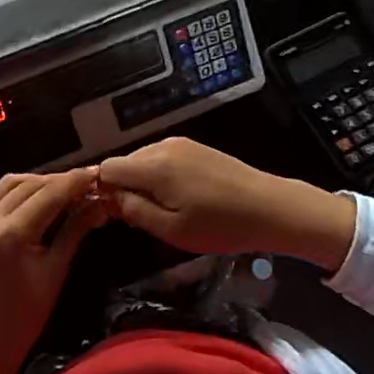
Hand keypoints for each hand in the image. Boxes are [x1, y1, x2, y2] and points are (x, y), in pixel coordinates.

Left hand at [0, 169, 105, 373]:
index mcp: (12, 234)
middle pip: (31, 184)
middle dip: (61, 181)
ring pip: (13, 184)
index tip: (98, 174)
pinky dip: (21, 190)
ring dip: (40, 181)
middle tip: (88, 185)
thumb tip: (98, 204)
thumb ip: (74, 231)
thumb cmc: (24, 316)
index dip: (76, 181)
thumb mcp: (55, 272)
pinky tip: (40, 198)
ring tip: (67, 190)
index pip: (50, 193)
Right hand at [98, 138, 355, 271]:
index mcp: (153, 166)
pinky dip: (158, 175)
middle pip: (123, 163)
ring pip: (141, 160)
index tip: (114, 213)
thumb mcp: (172, 230)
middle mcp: (162, 147)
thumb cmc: (220, 225)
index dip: (103, 190)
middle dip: (123, 187)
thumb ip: (134, 211)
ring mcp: (179, 143)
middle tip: (140, 217)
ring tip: (163, 209)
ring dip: (141, 182)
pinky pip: (160, 157)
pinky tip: (178, 195)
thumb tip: (108, 197)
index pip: (106, 168)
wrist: (270, 207)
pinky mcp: (194, 146)